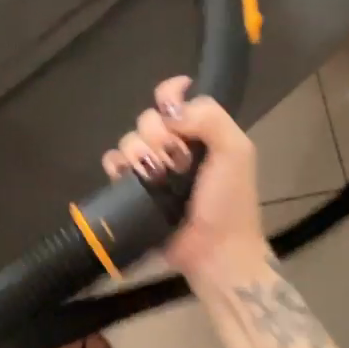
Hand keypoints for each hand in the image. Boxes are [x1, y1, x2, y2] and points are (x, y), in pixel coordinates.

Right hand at [100, 76, 266, 282]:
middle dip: (158, 135)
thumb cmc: (229, 202)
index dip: (169, 94)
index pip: (175, 96)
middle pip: (148, 117)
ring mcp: (153, 168)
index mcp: (201, 131)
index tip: (172, 109)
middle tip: (176, 160)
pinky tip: (128, 177)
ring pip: (129, 139)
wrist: (214, 253)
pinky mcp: (133, 190)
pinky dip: (116, 166)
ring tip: (156, 177)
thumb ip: (210, 117)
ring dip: (139, 153)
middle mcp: (175, 144)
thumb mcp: (235, 151)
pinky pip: (112, 164)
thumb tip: (169, 111)